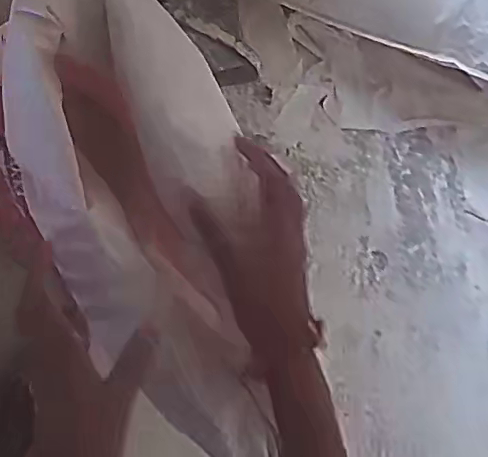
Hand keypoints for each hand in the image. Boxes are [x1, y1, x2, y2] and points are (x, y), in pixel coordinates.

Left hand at [18, 275, 155, 456]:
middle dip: (37, 281)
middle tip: (53, 260)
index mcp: (56, 348)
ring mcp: (39, 366)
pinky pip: (43, 340)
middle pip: (29, 308)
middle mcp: (42, 351)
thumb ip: (134, 359)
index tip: (45, 246)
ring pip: (34, 324)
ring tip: (70, 287)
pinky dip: (54, 325)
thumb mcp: (118, 395)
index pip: (38, 300)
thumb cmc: (90, 429)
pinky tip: (78, 328)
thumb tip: (153, 324)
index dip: (37, 271)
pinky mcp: (43, 380)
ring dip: (46, 302)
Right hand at [192, 137, 321, 370]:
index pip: (271, 180)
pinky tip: (260, 205)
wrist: (287, 345)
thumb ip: (210, 230)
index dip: (256, 157)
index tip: (237, 143)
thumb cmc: (259, 305)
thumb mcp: (229, 266)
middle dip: (268, 163)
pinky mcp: (296, 254)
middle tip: (247, 152)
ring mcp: (297, 242)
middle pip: (287, 185)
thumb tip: (189, 195)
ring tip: (254, 171)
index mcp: (279, 227)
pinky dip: (277, 197)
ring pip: (292, 199)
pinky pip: (291, 212)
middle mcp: (292, 229)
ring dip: (275, 179)